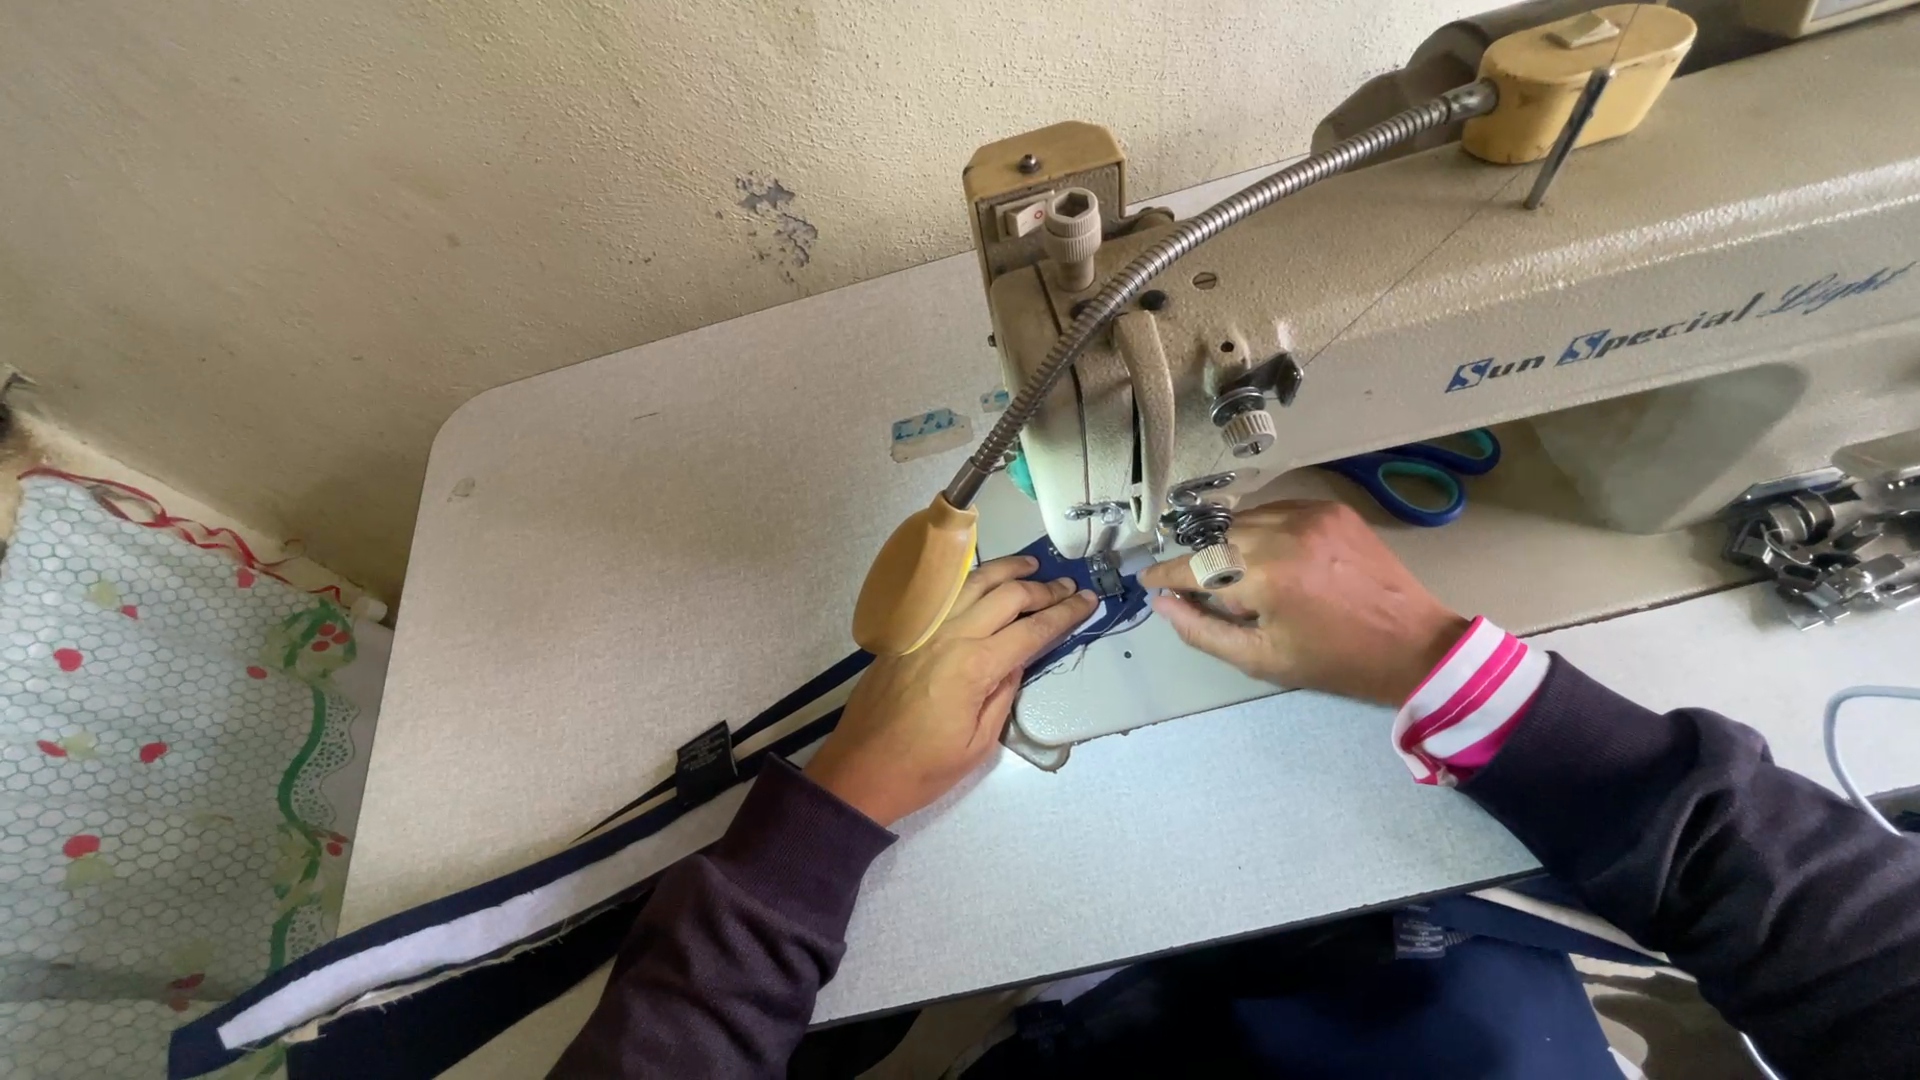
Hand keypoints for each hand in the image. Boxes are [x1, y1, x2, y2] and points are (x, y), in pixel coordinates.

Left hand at [807, 555, 1097, 825]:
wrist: (859, 769)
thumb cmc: (923, 768)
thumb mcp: (979, 744)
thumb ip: (1003, 693)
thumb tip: (1018, 660)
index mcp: (974, 667)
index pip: (1032, 630)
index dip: (1064, 614)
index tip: (1088, 601)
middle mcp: (950, 636)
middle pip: (1007, 596)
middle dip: (1043, 589)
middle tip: (1067, 587)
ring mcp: (924, 629)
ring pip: (972, 583)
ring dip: (1006, 570)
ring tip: (1031, 566)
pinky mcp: (905, 632)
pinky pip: (942, 593)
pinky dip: (967, 578)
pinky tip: (981, 578)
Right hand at [1138, 500, 1467, 704]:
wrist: (1412, 643)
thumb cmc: (1332, 660)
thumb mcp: (1260, 659)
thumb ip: (1201, 631)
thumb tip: (1162, 603)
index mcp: (1263, 577)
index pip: (1194, 567)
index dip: (1165, 573)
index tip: (1146, 578)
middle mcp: (1282, 534)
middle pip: (1214, 540)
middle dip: (1206, 566)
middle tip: (1221, 596)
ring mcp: (1309, 515)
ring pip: (1242, 522)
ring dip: (1232, 547)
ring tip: (1252, 578)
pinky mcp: (1329, 509)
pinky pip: (1273, 511)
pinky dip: (1262, 532)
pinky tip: (1277, 558)